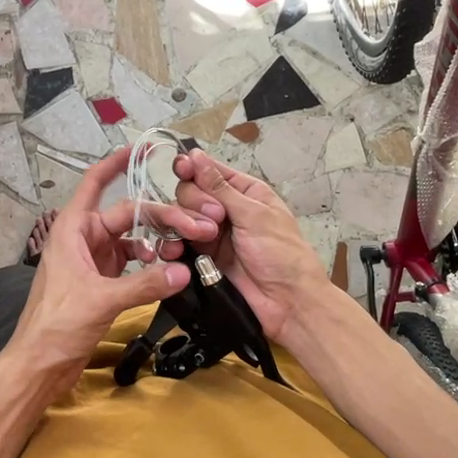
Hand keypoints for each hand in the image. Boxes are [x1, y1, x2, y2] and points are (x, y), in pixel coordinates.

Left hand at [7, 147, 219, 394]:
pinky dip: (149, 264)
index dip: (115, 164)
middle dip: (160, 217)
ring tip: (186, 248)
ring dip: (157, 241)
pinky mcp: (100, 283)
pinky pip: (131, 263)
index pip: (94, 184)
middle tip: (195, 225)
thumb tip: (183, 271)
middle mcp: (83, 239)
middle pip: (127, 215)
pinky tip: (168, 270)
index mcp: (73, 230)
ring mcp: (92, 261)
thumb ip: (144, 284)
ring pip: (132, 239)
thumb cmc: (57, 324)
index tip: (139, 149)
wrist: (40, 364)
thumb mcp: (102, 299)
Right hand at [172, 149, 329, 348]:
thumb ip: (220, 187)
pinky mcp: (200, 257)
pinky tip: (174, 249)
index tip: (182, 169)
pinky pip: (176, 243)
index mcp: (244, 192)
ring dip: (185, 223)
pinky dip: (172, 244)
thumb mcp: (254, 215)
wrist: (286, 303)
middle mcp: (224, 209)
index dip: (193, 168)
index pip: (209, 171)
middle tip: (215, 220)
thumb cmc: (280, 253)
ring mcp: (210, 233)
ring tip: (200, 237)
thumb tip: (195, 155)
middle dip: (196, 202)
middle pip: (189, 191)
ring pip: (180, 216)